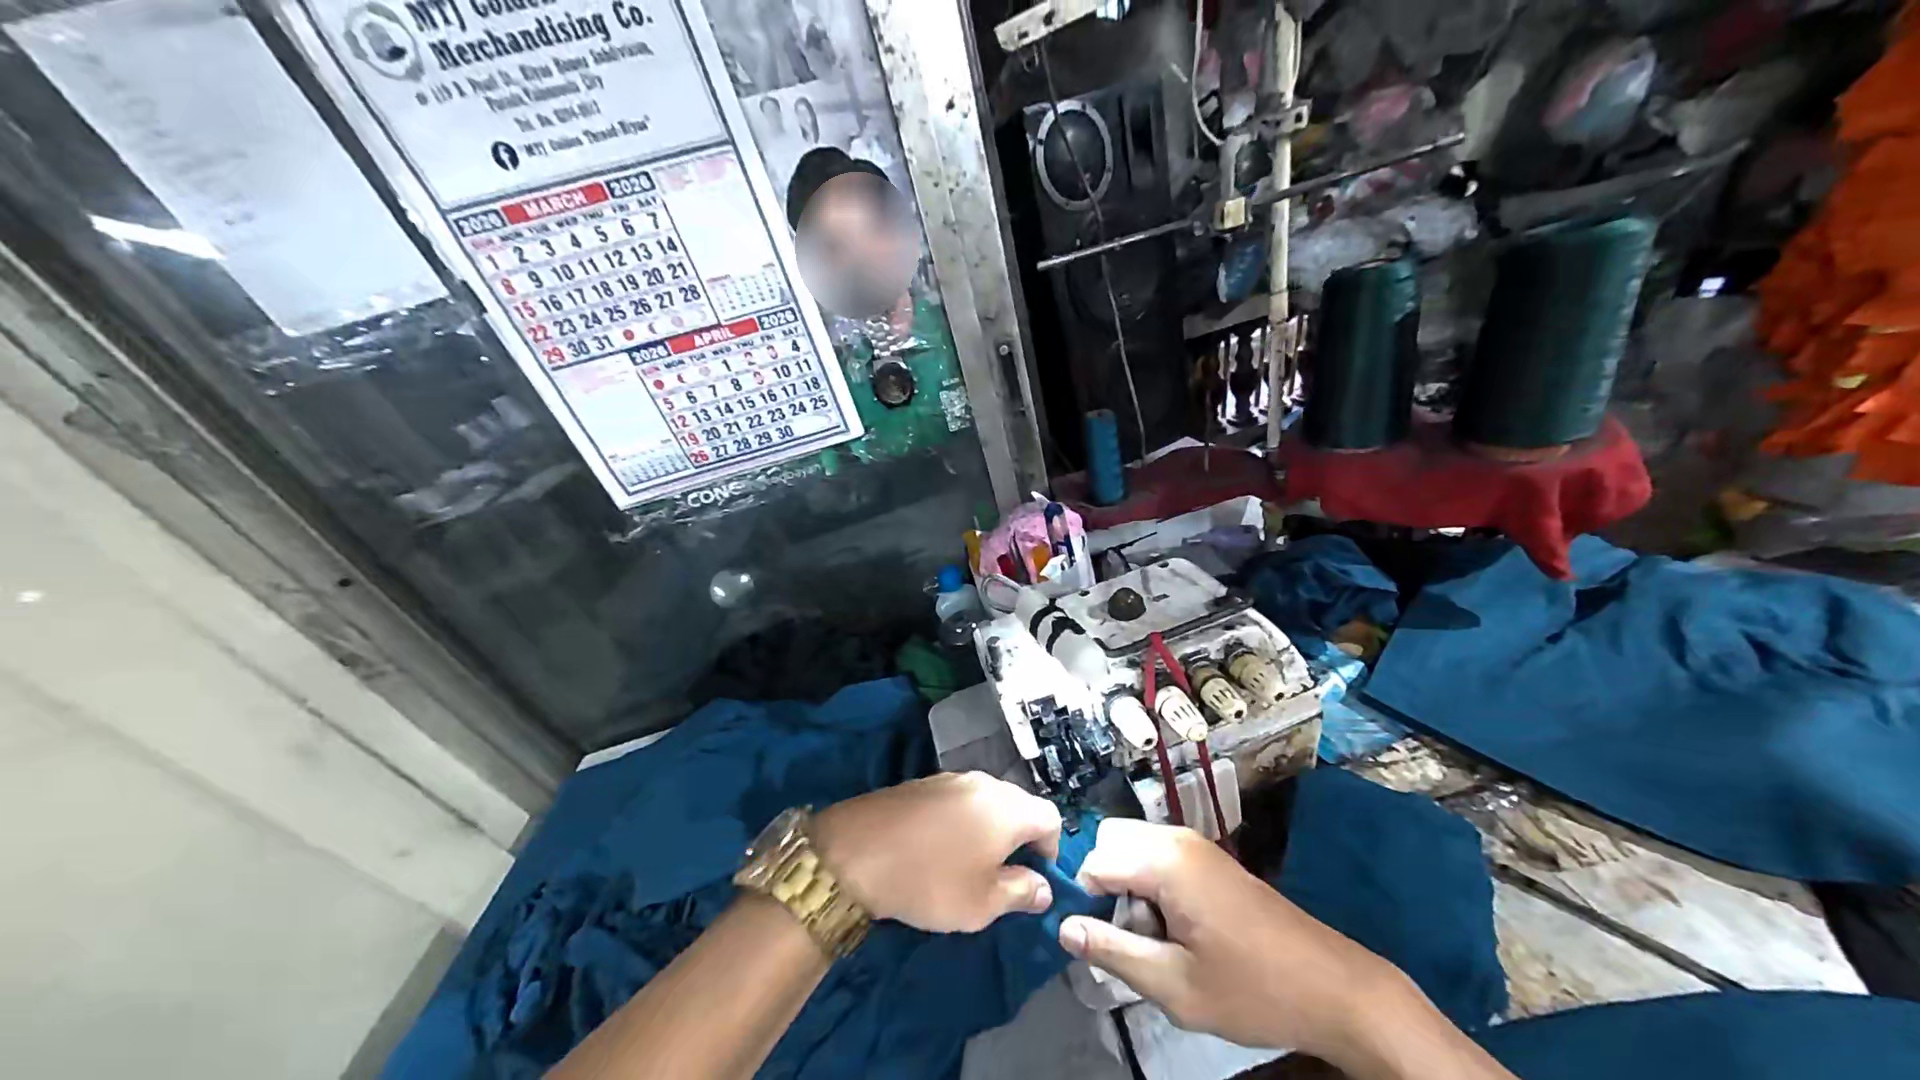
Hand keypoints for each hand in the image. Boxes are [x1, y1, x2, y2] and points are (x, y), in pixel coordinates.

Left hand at [812, 772, 1062, 932]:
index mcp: (1008, 808)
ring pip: (986, 801)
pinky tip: (937, 848)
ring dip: (988, 829)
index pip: (1051, 818)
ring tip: (967, 863)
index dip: (1051, 850)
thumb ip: (1020, 892)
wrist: (855, 851)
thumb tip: (1042, 886)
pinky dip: (960, 821)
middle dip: (1020, 839)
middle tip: (1002, 875)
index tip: (1033, 879)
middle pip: (1019, 805)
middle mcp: (984, 783)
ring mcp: (950, 778)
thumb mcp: (982, 904)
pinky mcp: (922, 783)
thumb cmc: (929, 881)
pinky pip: (957, 800)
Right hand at [1057, 818, 1411, 1061]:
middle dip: (1106, 886)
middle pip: (1110, 843)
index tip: (1103, 943)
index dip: (1087, 902)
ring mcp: (1196, 845)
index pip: (1094, 862)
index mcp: (1165, 861)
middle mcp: (1176, 838)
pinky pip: (1157, 856)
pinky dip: (1150, 884)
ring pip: (1132, 848)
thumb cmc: (1254, 990)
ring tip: (1158, 939)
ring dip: (1128, 886)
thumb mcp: (1176, 986)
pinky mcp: (1209, 858)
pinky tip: (1178, 930)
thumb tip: (1063, 928)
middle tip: (1133, 938)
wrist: (1335, 989)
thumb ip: (1112, 951)